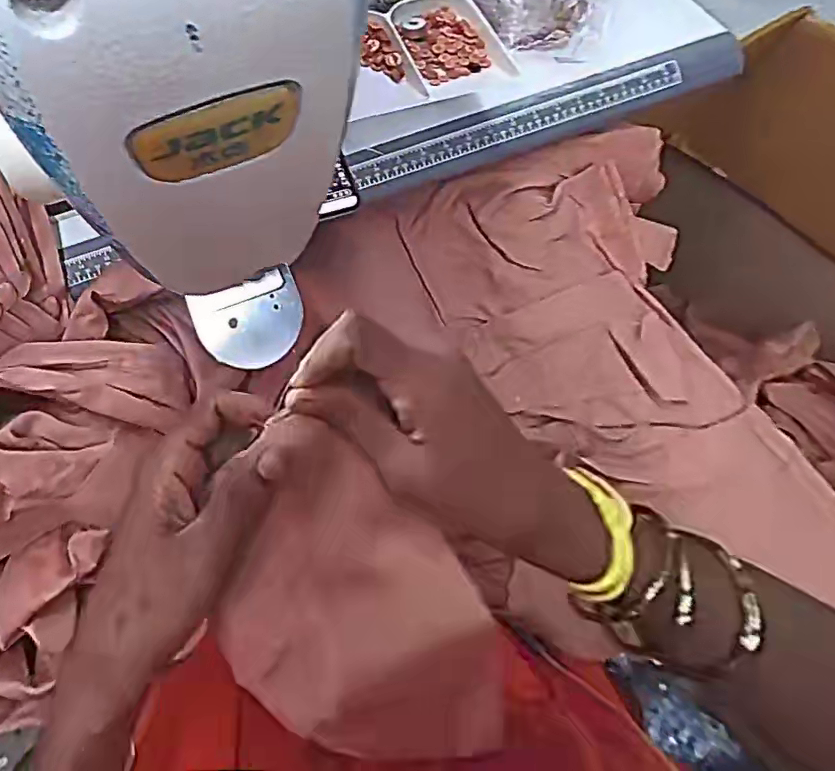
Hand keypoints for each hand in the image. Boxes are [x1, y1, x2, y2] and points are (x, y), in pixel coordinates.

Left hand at [42, 394, 293, 770]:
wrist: (116, 654)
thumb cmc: (156, 601)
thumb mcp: (206, 549)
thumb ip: (242, 496)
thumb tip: (280, 444)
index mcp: (167, 463)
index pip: (209, 409)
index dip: (247, 408)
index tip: (283, 428)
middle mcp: (169, 467)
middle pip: (216, 429)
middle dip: (255, 432)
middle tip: (294, 453)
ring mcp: (174, 490)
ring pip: (219, 456)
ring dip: (252, 458)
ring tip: (288, 473)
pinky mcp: (181, 515)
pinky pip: (216, 483)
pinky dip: (243, 484)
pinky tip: (266, 501)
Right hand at [283, 312, 607, 583]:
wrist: (534, 503)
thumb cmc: (468, 496)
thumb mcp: (399, 468)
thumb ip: (350, 420)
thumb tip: (300, 395)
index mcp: (421, 373)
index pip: (354, 331)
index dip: (319, 356)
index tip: (304, 394)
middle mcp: (431, 352)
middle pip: (360, 331)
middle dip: (326, 362)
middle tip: (310, 404)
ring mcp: (440, 357)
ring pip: (372, 341)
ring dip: (343, 368)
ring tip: (330, 409)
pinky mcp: (443, 368)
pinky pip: (391, 356)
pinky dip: (365, 374)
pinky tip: (361, 408)